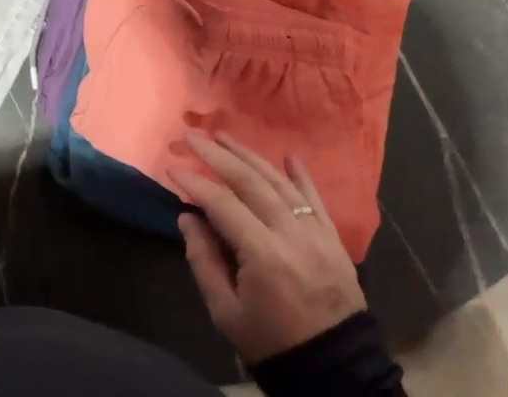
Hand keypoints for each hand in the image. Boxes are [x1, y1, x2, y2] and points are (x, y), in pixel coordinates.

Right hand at [171, 132, 366, 363]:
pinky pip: (317, 201)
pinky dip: (302, 176)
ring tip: (225, 136)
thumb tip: (187, 217)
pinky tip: (289, 156)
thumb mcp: (225, 311)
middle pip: (251, 183)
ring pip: (281, 184)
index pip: (222, 204)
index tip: (171, 165)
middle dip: (218, 155)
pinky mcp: (335, 242)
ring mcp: (318, 236)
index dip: (194, 182)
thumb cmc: (271, 343)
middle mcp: (292, 236)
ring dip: (251, 156)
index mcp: (264, 255)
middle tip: (192, 136)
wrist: (336, 371)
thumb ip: (203, 260)